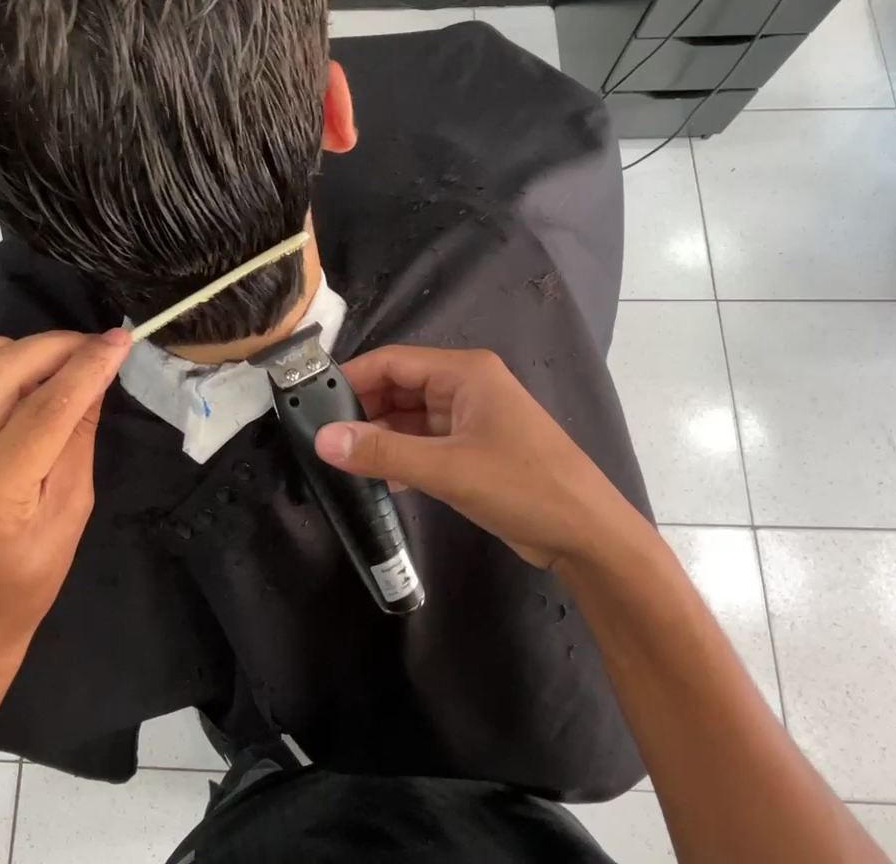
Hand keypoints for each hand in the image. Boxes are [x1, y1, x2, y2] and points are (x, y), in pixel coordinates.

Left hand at [0, 330, 131, 655]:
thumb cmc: (27, 578)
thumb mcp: (73, 511)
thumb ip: (78, 436)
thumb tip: (96, 371)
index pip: (46, 409)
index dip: (86, 367)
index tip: (119, 340)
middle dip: (54, 347)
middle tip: (91, 344)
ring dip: (10, 346)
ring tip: (47, 362)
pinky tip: (6, 371)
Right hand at [313, 345, 629, 569]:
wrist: (587, 534)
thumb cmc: (523, 486)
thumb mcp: (448, 469)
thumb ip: (382, 453)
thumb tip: (320, 439)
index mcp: (464, 373)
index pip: (392, 361)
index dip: (350, 378)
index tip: (308, 401)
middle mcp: (465, 387)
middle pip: (398, 388)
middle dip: (360, 411)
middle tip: (318, 437)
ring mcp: (469, 420)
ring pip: (408, 419)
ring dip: (377, 438)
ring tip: (336, 460)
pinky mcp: (471, 450)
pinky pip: (422, 444)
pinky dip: (398, 458)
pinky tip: (372, 480)